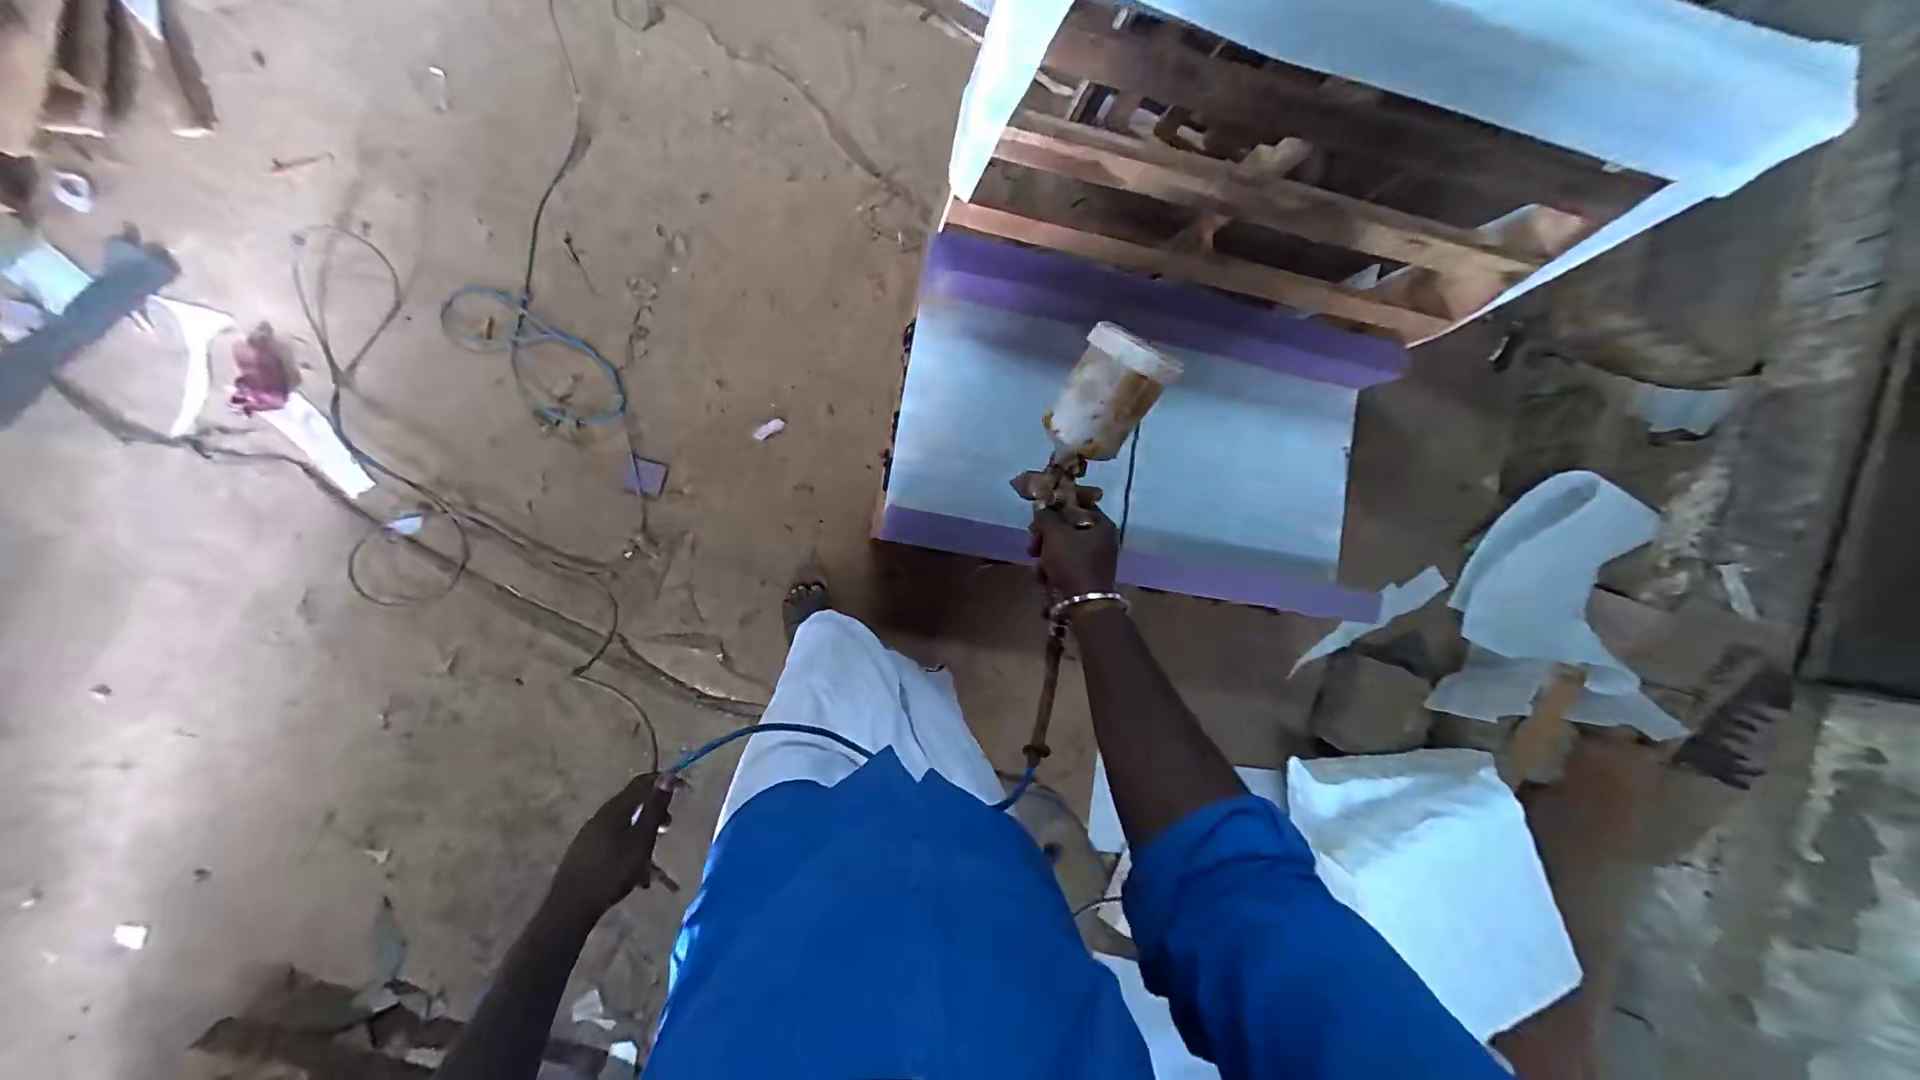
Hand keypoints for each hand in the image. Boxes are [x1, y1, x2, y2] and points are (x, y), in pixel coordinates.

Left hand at [548, 772, 674, 918]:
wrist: (570, 908)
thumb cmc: (613, 872)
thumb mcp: (642, 840)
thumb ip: (655, 808)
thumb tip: (667, 777)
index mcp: (615, 810)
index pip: (641, 783)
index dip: (663, 781)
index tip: (682, 788)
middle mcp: (600, 816)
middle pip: (632, 802)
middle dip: (653, 809)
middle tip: (667, 826)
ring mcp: (589, 834)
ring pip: (622, 821)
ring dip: (641, 828)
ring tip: (651, 849)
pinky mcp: (583, 850)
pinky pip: (612, 836)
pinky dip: (628, 841)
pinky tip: (631, 863)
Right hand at [1028, 493, 1118, 597]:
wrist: (1082, 606)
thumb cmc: (1072, 563)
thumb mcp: (1055, 534)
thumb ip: (1046, 516)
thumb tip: (1042, 505)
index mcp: (1101, 524)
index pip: (1076, 504)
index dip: (1055, 507)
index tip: (1038, 516)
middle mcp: (1101, 539)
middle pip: (1065, 527)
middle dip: (1044, 537)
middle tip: (1033, 546)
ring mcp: (1093, 558)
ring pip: (1061, 547)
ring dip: (1045, 556)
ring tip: (1039, 568)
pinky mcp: (1084, 575)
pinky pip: (1064, 563)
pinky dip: (1052, 569)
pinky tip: (1044, 578)